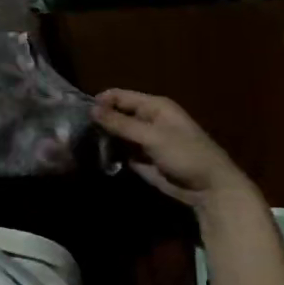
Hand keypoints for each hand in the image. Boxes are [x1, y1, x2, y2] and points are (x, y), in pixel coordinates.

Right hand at [92, 89, 253, 212]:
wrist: (208, 188)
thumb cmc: (186, 155)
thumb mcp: (152, 136)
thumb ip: (121, 123)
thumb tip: (91, 109)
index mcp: (154, 106)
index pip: (120, 96)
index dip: (101, 102)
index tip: (79, 112)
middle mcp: (146, 119)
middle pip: (115, 114)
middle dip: (98, 120)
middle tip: (74, 129)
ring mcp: (142, 140)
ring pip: (115, 133)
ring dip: (101, 137)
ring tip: (79, 142)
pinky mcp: (140, 159)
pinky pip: (119, 151)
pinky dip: (108, 153)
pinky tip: (91, 155)